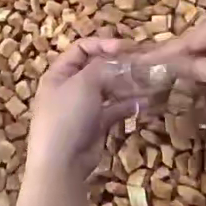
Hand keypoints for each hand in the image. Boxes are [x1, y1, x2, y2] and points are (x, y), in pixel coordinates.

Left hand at [27, 38, 129, 187]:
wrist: (61, 162)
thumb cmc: (67, 115)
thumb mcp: (83, 83)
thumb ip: (102, 67)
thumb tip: (119, 62)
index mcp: (59, 74)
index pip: (80, 48)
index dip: (102, 44)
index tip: (125, 47)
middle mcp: (70, 88)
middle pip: (96, 68)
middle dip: (118, 65)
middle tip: (141, 63)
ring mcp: (83, 107)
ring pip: (108, 89)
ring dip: (126, 84)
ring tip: (147, 81)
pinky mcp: (95, 125)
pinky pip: (114, 109)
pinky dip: (127, 105)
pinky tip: (143, 103)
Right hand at [146, 11, 205, 109]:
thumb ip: (194, 68)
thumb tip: (167, 65)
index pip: (183, 40)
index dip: (160, 55)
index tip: (136, 62)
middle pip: (195, 41)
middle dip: (176, 58)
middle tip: (149, 71)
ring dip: (194, 62)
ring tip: (167, 75)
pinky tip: (199, 74)